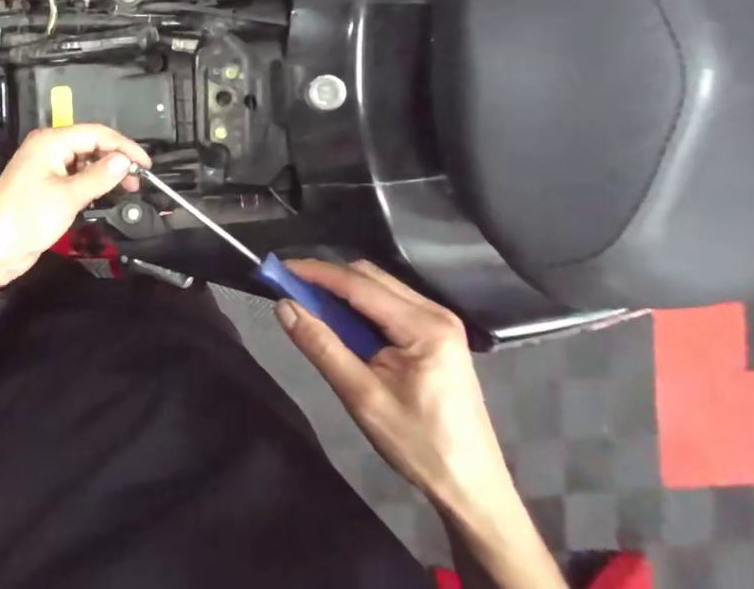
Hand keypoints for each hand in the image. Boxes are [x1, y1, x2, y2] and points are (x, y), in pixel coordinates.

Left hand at [0, 125, 149, 286]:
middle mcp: (48, 148)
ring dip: (106, 171)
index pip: (97, 133)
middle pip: (92, 144)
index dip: (125, 146)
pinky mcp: (45, 185)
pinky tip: (105, 191)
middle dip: (117, 158)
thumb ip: (100, 176)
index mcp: (50, 142)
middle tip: (138, 177)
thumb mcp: (69, 196)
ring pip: (85, 160)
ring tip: (127, 186)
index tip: (145, 163)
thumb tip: (124, 161)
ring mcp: (45, 166)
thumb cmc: (26, 218)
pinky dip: (93, 181)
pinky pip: (75, 175)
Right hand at [275, 260, 512, 511]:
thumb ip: (323, 347)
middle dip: (329, 278)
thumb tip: (285, 307)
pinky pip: (393, 305)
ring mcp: (440, 320)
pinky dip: (363, 306)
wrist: (471, 484)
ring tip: (308, 302)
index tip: (281, 269)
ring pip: (382, 288)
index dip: (318, 273)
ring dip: (345, 291)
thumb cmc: (418, 445)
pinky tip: (342, 321)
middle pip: (372, 278)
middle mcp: (435, 310)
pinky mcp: (439, 332)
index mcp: (423, 324)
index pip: (360, 284)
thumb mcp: (363, 398)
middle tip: (290, 287)